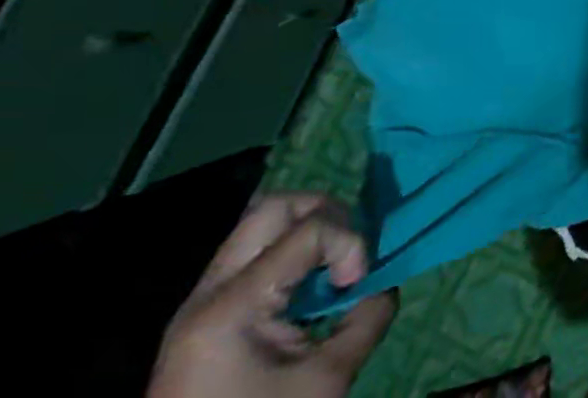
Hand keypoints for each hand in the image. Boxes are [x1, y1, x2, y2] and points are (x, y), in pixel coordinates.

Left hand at [149, 194, 396, 397]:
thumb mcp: (326, 381)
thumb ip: (367, 320)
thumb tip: (386, 285)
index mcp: (233, 304)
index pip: (309, 228)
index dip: (350, 243)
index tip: (358, 285)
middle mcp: (209, 290)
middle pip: (273, 207)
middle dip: (325, 214)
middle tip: (348, 252)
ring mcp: (200, 300)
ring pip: (260, 226)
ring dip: (306, 232)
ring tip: (331, 268)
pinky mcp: (204, 314)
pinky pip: (252, 255)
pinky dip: (290, 254)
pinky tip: (310, 287)